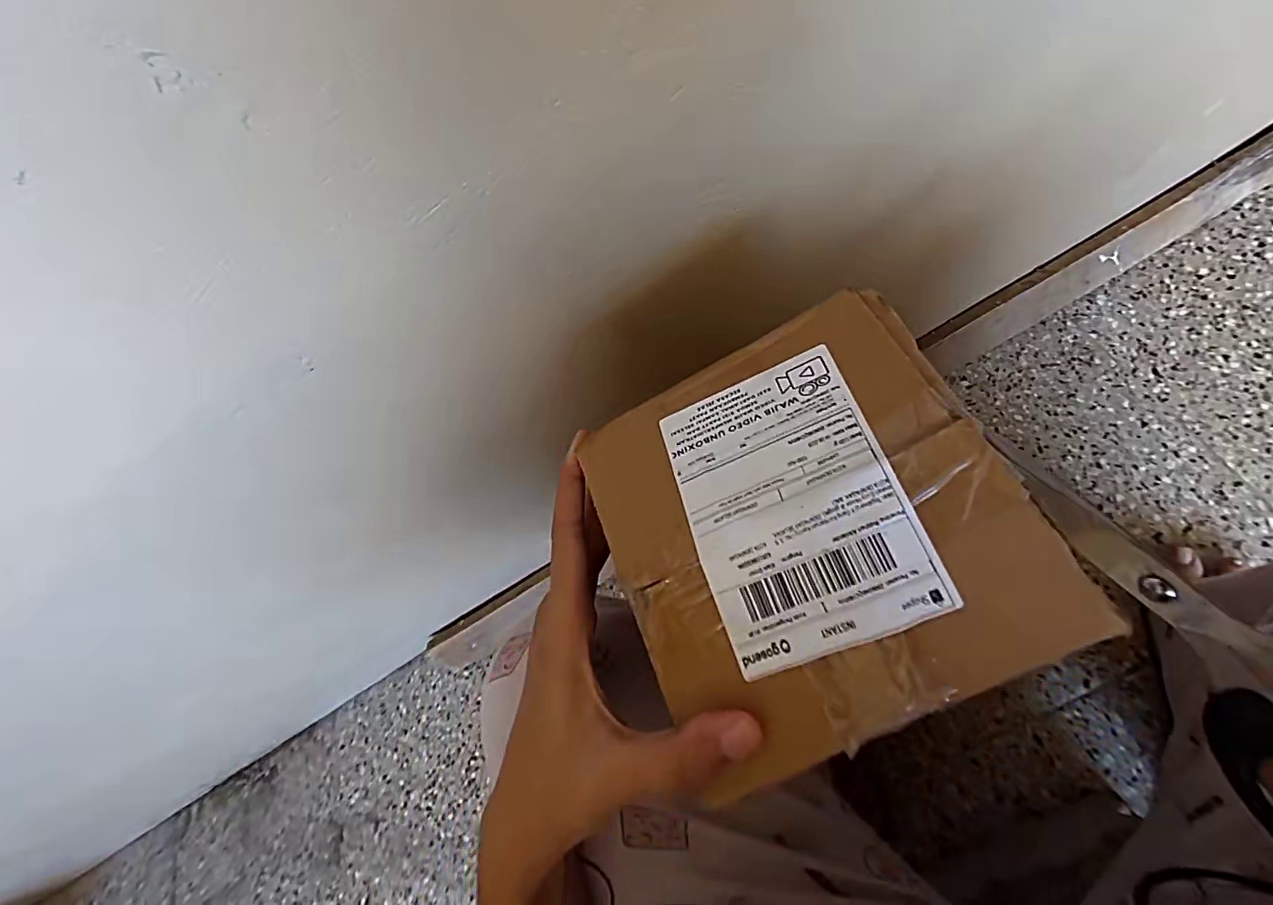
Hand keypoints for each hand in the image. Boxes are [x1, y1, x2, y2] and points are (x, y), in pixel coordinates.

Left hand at [477, 433, 762, 903]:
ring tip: (642, 490)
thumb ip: (681, 753)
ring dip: (604, 522)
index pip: (565, 545)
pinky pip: (591, 588)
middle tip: (631, 453)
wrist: (524, 827)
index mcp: (562, 630)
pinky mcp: (576, 652)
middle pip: (576, 541)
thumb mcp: (620, 772)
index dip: (571, 492)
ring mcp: (566, 636)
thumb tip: (749, 724)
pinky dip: (610, 559)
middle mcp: (560, 621)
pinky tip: (641, 560)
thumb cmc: (557, 790)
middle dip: (595, 492)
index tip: (582, 445)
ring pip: (583, 563)